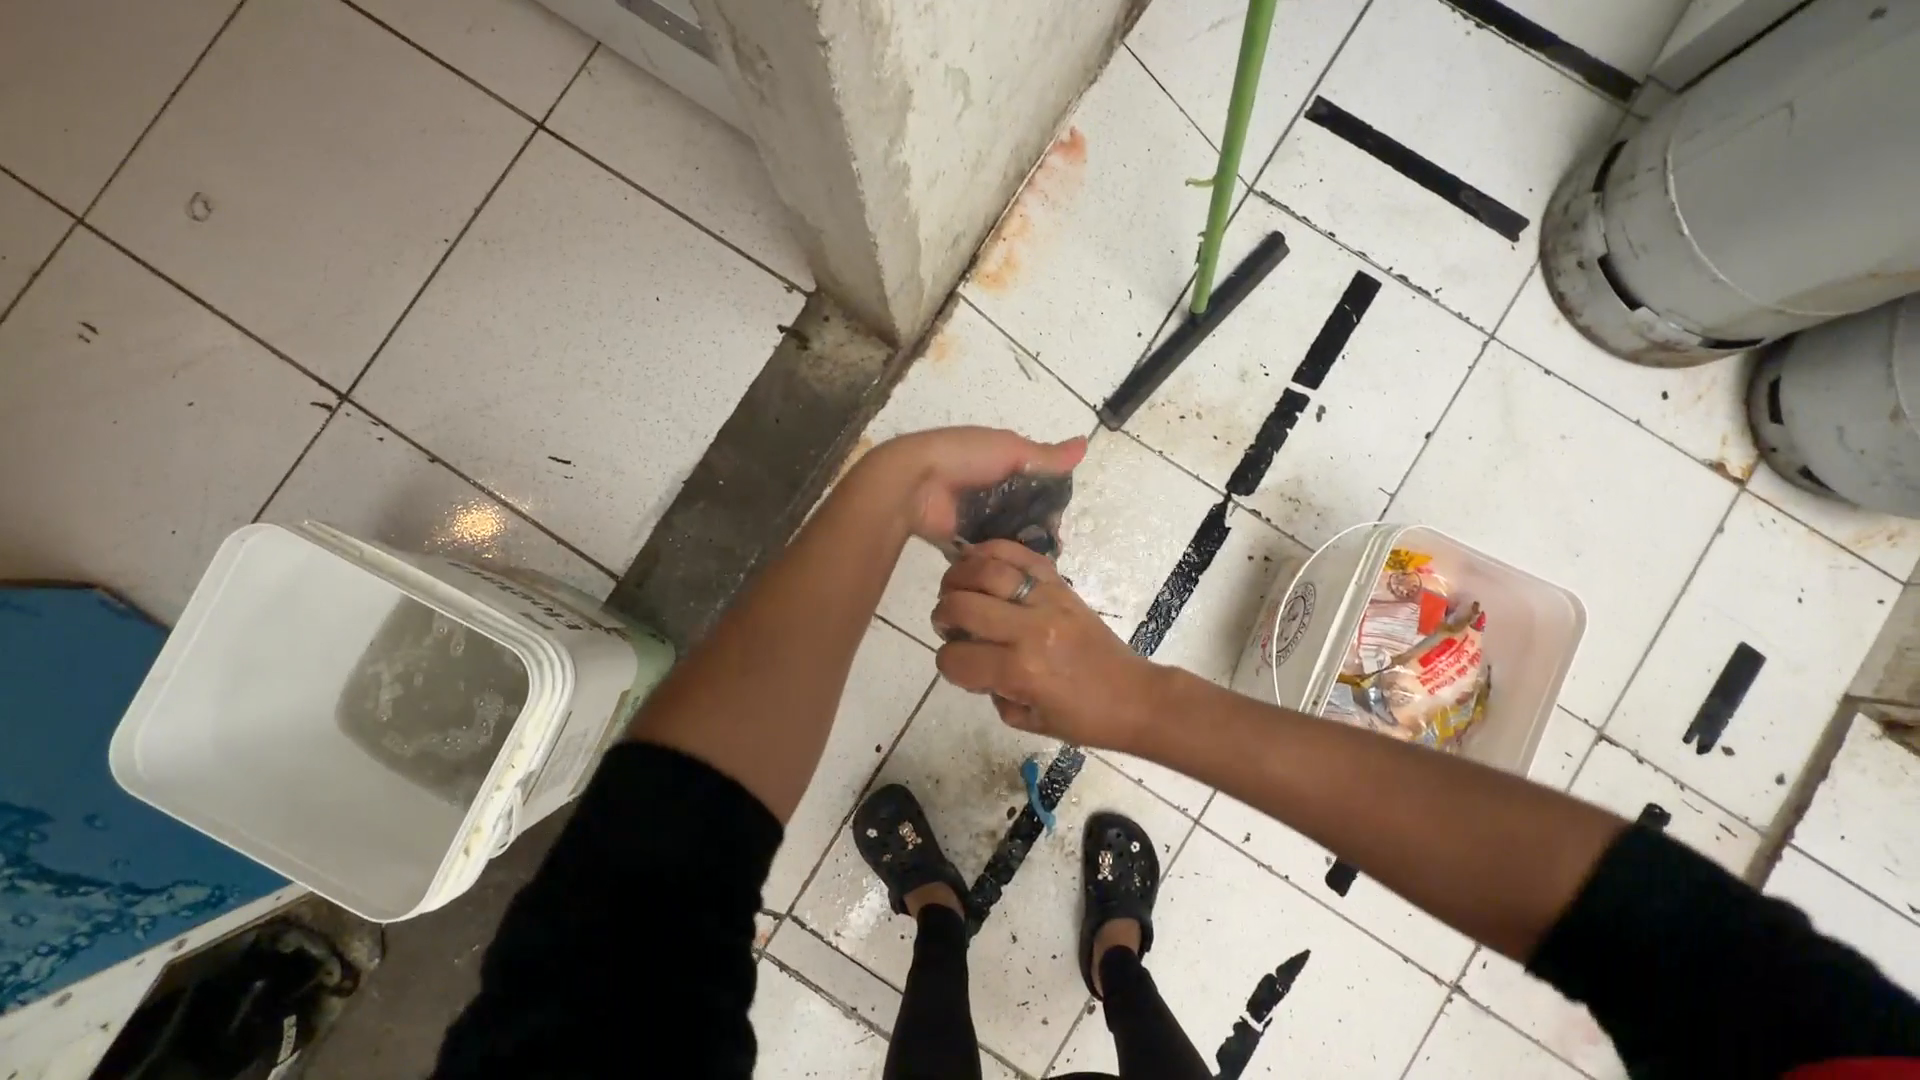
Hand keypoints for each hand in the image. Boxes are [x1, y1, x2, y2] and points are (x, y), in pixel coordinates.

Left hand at [852, 427, 1085, 545]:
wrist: (916, 481)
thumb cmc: (964, 456)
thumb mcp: (1010, 449)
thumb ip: (1047, 456)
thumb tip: (1085, 443)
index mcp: (1001, 464)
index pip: (1036, 487)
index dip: (1051, 504)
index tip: (1061, 525)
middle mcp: (990, 491)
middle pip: (1022, 514)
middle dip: (1037, 529)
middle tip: (1052, 549)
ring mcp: (974, 516)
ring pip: (1006, 535)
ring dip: (1020, 546)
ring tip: (1038, 565)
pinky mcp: (960, 538)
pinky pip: (985, 551)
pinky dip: (998, 558)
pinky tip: (1015, 571)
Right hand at [931, 539, 1162, 750]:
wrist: (1133, 696)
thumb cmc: (1081, 719)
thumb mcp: (1025, 719)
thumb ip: (990, 689)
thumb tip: (970, 655)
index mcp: (1019, 672)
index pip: (954, 658)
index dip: (948, 664)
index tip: (959, 666)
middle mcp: (1029, 630)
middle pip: (960, 605)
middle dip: (943, 616)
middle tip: (949, 624)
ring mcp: (1047, 600)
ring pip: (984, 569)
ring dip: (958, 578)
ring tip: (957, 590)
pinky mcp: (1060, 584)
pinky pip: (1018, 554)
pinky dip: (990, 551)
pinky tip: (978, 563)